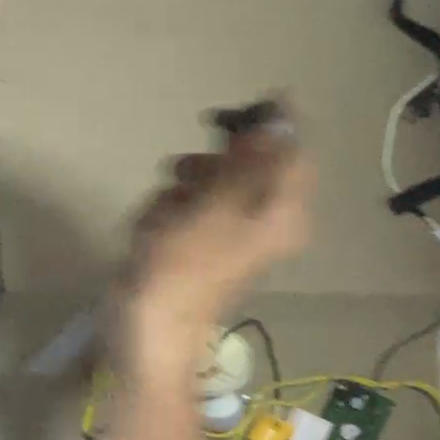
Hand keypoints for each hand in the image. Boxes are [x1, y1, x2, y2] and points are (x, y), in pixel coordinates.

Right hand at [126, 119, 314, 345]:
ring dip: (178, 188)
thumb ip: (248, 163)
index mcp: (284, 212)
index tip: (223, 115)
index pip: (292, 152)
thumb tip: (277, 120)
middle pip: (246, 165)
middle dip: (206, 166)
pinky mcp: (198, 242)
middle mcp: (266, 219)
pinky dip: (166, 209)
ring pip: (207, 183)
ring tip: (162, 212)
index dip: (267, 127)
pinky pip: (185, 206)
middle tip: (181, 174)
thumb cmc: (183, 266)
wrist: (148, 324)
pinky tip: (154, 228)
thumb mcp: (217, 207)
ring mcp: (230, 232)